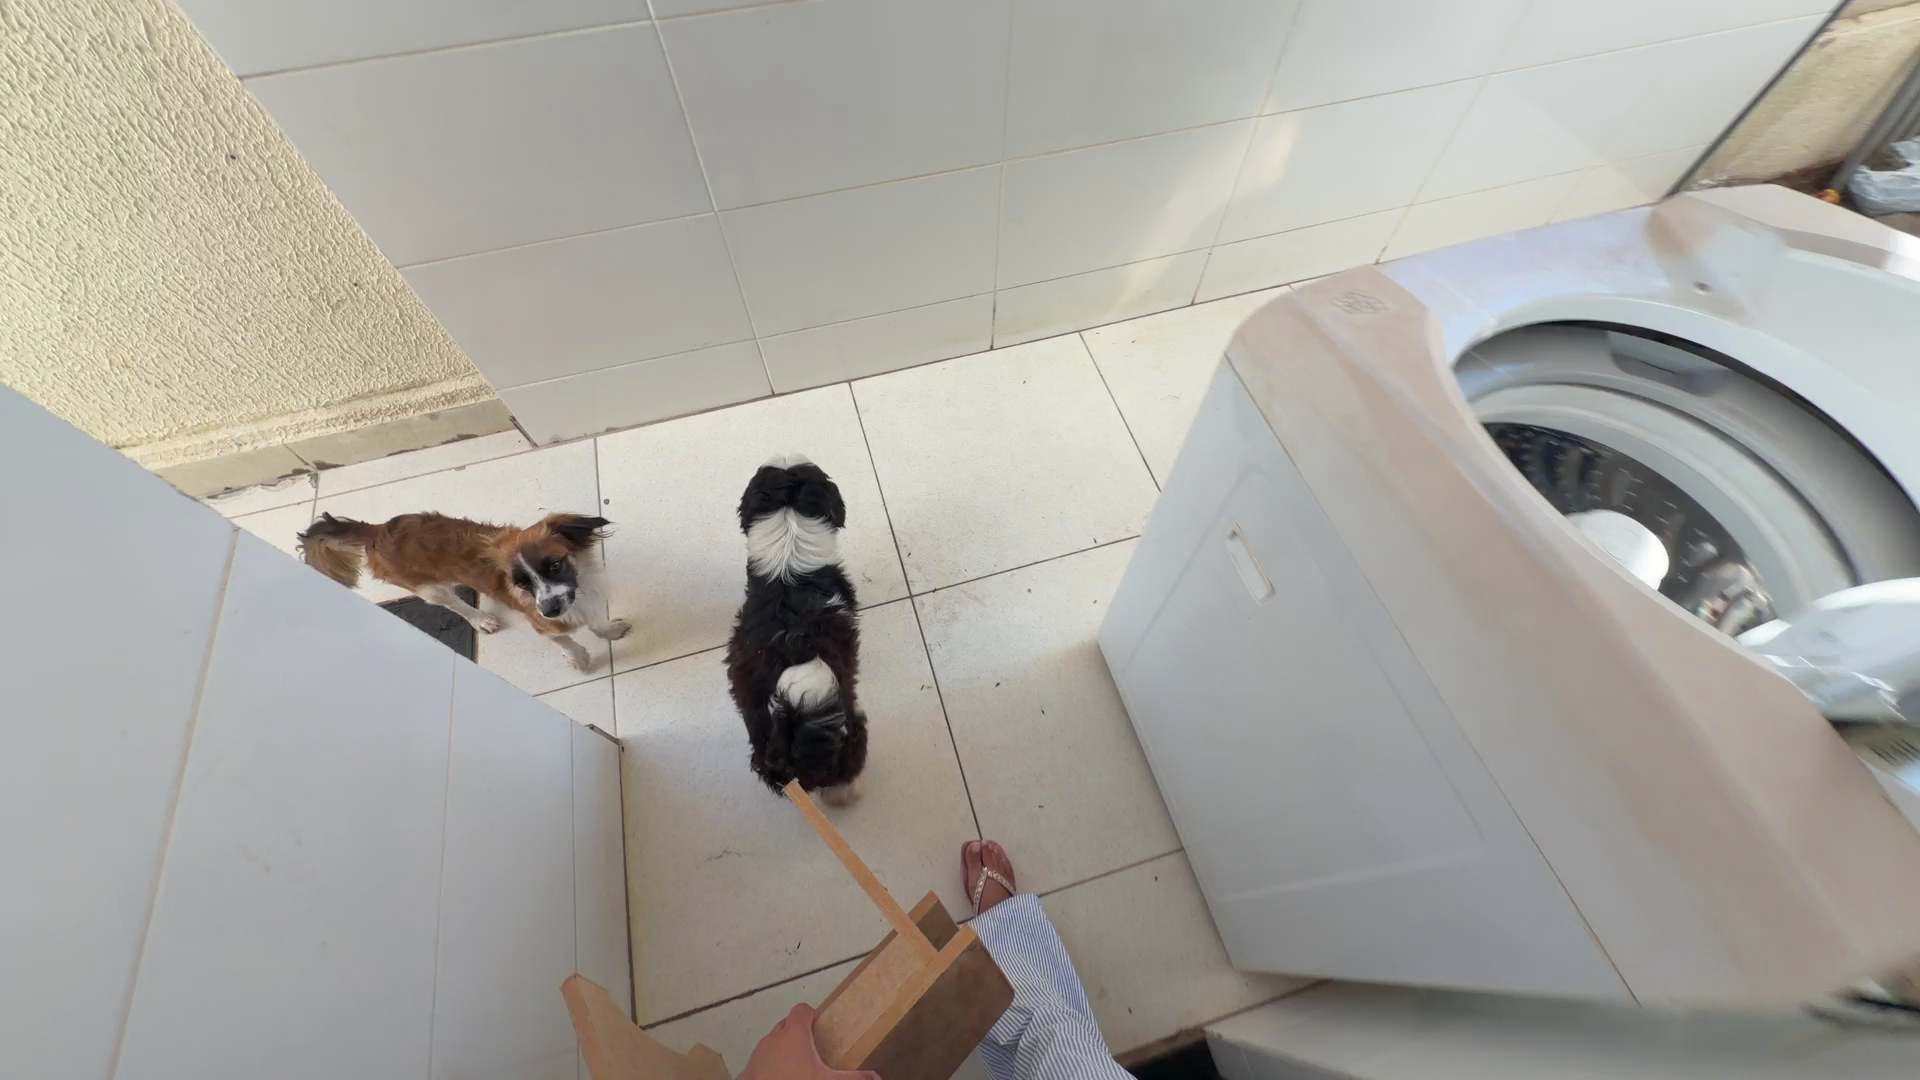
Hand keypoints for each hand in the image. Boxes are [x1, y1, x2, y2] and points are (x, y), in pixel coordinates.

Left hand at [738, 1004, 880, 1079]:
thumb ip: (855, 1077)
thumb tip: (876, 1077)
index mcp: (794, 1035)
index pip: (802, 1010)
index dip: (811, 1016)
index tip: (819, 1028)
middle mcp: (772, 1040)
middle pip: (785, 1027)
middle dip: (796, 1036)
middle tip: (811, 1055)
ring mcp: (755, 1058)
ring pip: (769, 1047)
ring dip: (780, 1054)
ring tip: (794, 1072)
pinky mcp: (743, 1076)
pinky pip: (756, 1067)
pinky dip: (765, 1072)